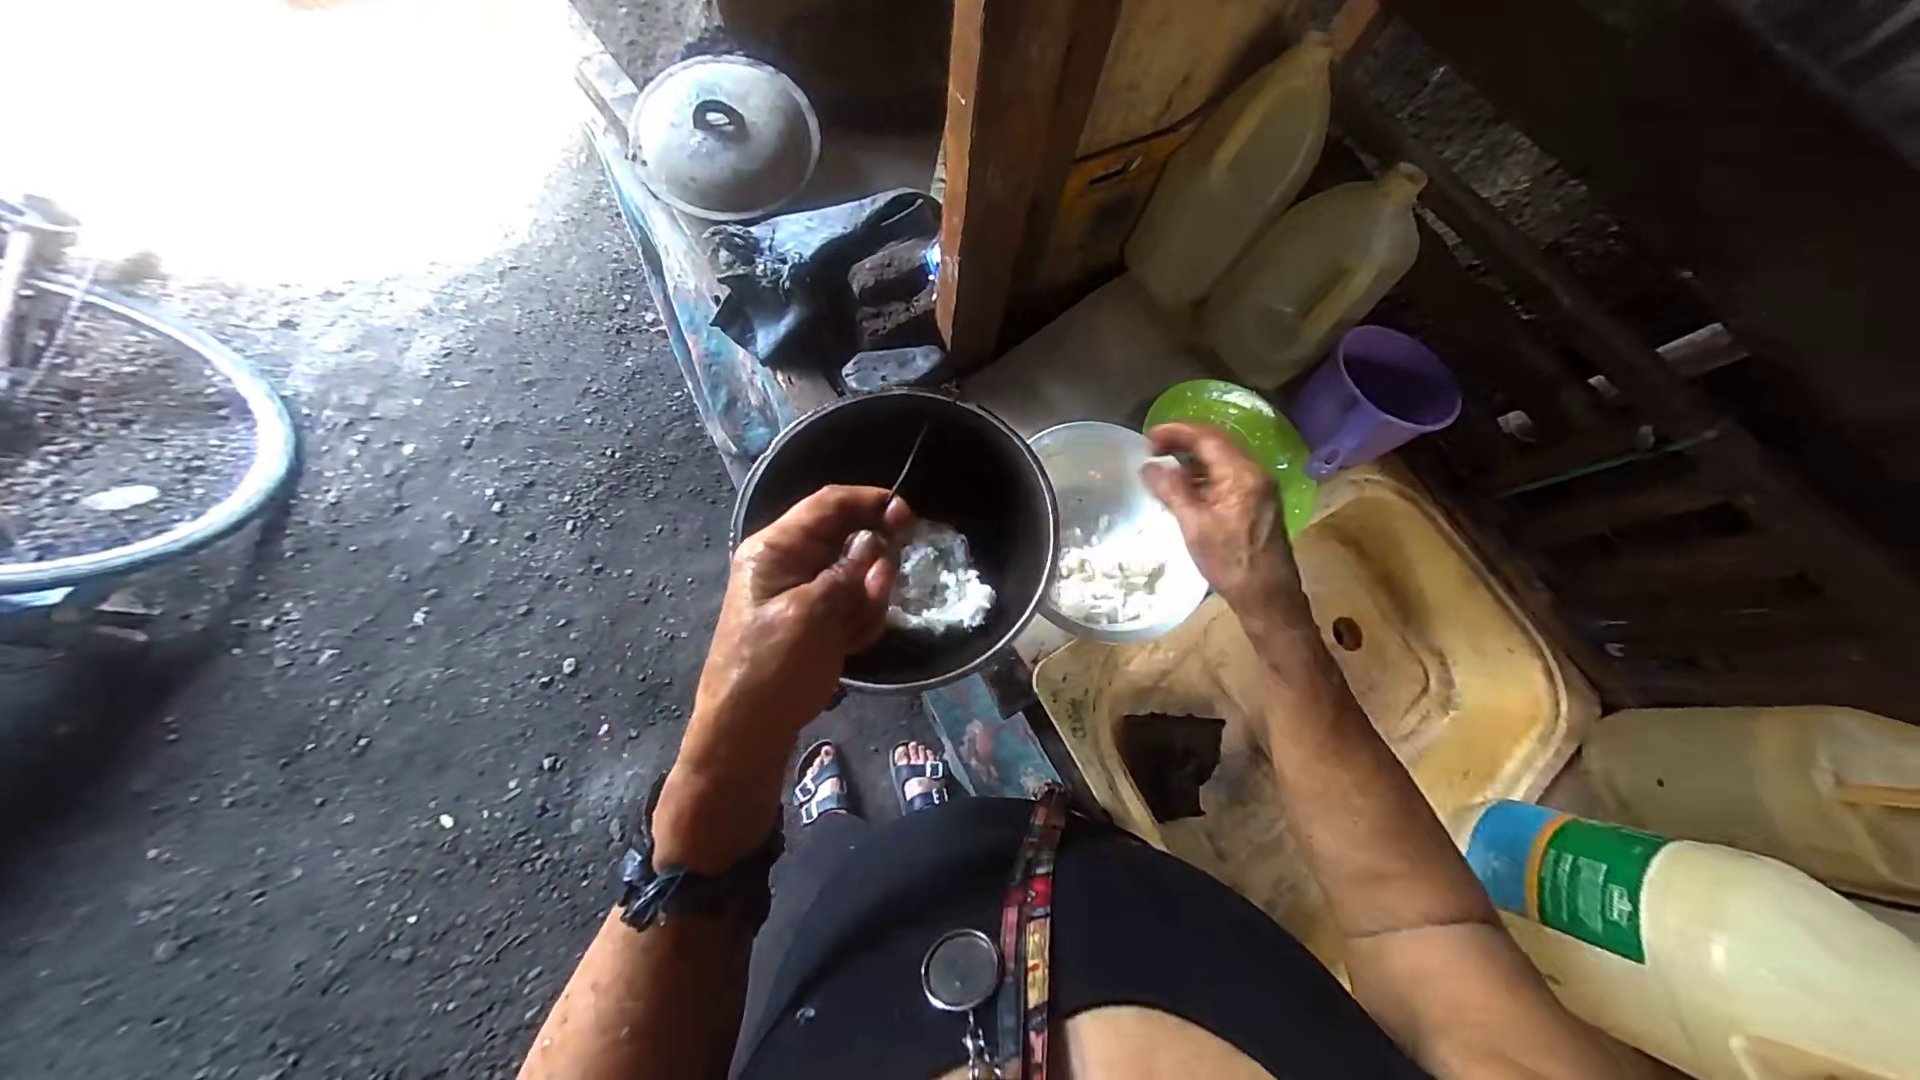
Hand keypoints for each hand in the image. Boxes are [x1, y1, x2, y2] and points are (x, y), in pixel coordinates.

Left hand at [655, 485, 912, 871]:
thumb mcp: (811, 615)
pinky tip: (849, 646)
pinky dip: (862, 621)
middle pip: (851, 538)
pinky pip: (857, 604)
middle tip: (876, 593)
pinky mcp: (820, 618)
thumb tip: (878, 540)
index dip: (871, 502)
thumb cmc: (770, 668)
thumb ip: (849, 572)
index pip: (830, 504)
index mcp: (777, 548)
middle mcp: (793, 562)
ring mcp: (808, 592)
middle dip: (872, 566)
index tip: (909, 519)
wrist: (747, 733)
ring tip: (851, 632)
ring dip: (868, 601)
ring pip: (861, 574)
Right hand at [1140, 422, 1303, 616]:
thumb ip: (1172, 491)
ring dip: (1190, 459)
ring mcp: (1257, 487)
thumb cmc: (1231, 563)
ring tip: (1161, 468)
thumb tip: (1149, 466)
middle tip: (1150, 451)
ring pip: (1219, 460)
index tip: (1147, 437)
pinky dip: (1201, 475)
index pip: (1207, 437)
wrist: (1267, 596)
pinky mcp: (1255, 501)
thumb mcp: (1195, 526)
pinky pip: (1224, 476)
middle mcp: (1254, 473)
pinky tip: (1181, 487)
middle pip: (1215, 444)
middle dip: (1182, 442)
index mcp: (1242, 475)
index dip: (1176, 431)